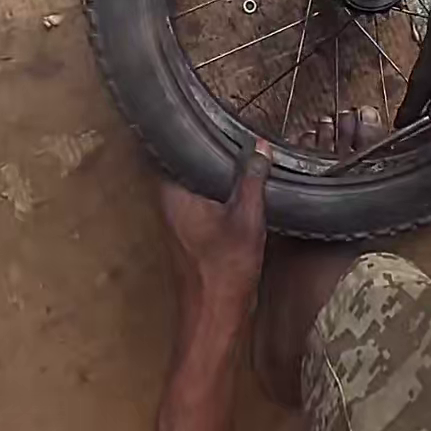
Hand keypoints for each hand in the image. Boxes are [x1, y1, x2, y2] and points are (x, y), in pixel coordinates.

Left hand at [157, 137, 270, 319]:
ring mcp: (178, 219)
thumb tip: (260, 145)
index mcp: (173, 193)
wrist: (215, 320)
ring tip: (238, 144)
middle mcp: (169, 203)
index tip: (202, 110)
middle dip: (205, 144)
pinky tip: (238, 181)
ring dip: (212, 167)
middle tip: (229, 123)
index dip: (184, 128)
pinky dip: (216, 186)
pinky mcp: (191, 232)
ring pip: (194, 180)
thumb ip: (252, 179)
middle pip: (183, 162)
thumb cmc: (224, 271)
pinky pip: (201, 197)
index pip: (169, 148)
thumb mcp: (246, 218)